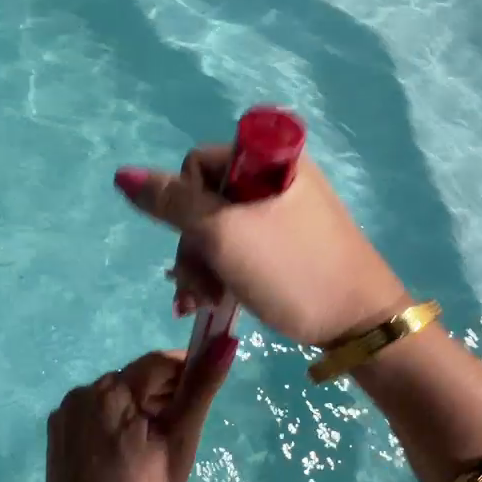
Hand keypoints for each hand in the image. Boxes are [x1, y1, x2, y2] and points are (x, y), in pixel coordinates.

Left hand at [44, 342, 237, 481]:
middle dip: (163, 396)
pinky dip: (115, 424)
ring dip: (138, 410)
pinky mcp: (57, 435)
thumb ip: (200, 390)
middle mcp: (85, 390)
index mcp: (115, 388)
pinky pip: (94, 416)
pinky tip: (124, 456)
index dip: (187, 372)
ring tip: (153, 449)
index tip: (202, 398)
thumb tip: (226, 342)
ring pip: (114, 397)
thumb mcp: (179, 443)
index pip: (160, 362)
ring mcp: (66, 413)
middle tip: (179, 434)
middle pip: (136, 379)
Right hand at [115, 147, 407, 345]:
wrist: (360, 323)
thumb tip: (122, 174)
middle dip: (192, 246)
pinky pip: (239, 248)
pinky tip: (215, 302)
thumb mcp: (222, 234)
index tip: (198, 241)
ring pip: (218, 230)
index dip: (184, 203)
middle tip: (199, 289)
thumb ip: (171, 203)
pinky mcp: (289, 244)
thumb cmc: (290, 271)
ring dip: (202, 267)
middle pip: (204, 200)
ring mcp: (284, 212)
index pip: (197, 164)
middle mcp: (276, 176)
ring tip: (206, 304)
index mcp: (269, 158)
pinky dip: (222, 273)